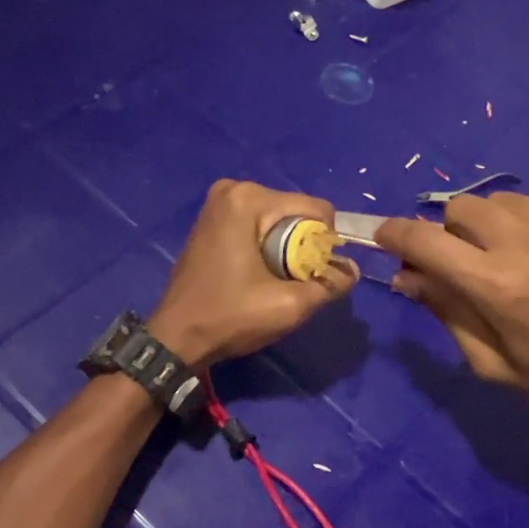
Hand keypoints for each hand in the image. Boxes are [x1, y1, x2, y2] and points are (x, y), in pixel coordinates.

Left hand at [149, 180, 356, 366]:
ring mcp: (218, 204)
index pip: (317, 209)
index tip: (313, 276)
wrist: (176, 337)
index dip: (327, 244)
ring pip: (278, 222)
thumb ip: (329, 285)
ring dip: (285, 250)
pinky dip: (265, 248)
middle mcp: (233, 190)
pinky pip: (256, 227)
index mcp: (250, 199)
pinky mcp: (211, 221)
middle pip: (296, 214)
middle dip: (303, 247)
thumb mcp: (289, 305)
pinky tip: (255, 276)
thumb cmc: (230, 318)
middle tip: (291, 283)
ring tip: (272, 282)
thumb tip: (352, 271)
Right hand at [374, 193, 528, 441]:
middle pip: (462, 206)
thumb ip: (448, 316)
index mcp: (497, 284)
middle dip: (450, 231)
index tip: (385, 237)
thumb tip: (409, 278)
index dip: (395, 234)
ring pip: (505, 201)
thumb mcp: (498, 366)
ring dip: (493, 226)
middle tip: (464, 264)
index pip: (425, 240)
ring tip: (514, 261)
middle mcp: (527, 240)